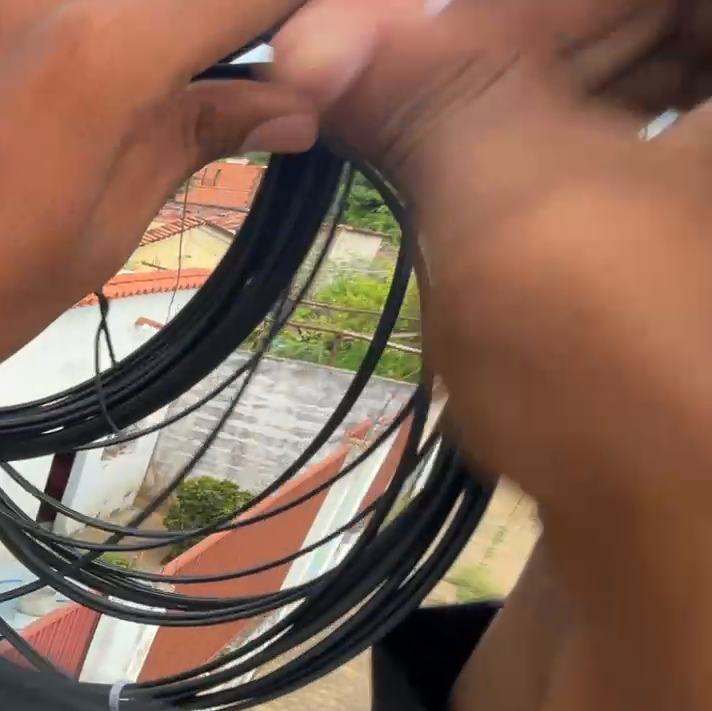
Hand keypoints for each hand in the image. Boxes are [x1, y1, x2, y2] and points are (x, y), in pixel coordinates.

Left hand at [0, 0, 317, 544]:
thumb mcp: (98, 236)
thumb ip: (193, 140)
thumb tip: (288, 103)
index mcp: (103, 53)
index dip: (316, 14)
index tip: (333, 44)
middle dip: (222, 23)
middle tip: (242, 69)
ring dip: (149, 23)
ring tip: (162, 75)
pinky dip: (70, 14)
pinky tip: (88, 43)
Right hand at [272, 3, 711, 710]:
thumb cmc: (653, 392)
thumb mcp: (525, 225)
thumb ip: (431, 100)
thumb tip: (314, 27)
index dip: (504, 7)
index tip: (386, 48)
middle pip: (664, 8)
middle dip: (524, 39)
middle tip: (395, 101)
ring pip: (673, 55)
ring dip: (543, 87)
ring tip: (442, 158)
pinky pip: (678, 118)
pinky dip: (584, 130)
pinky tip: (512, 187)